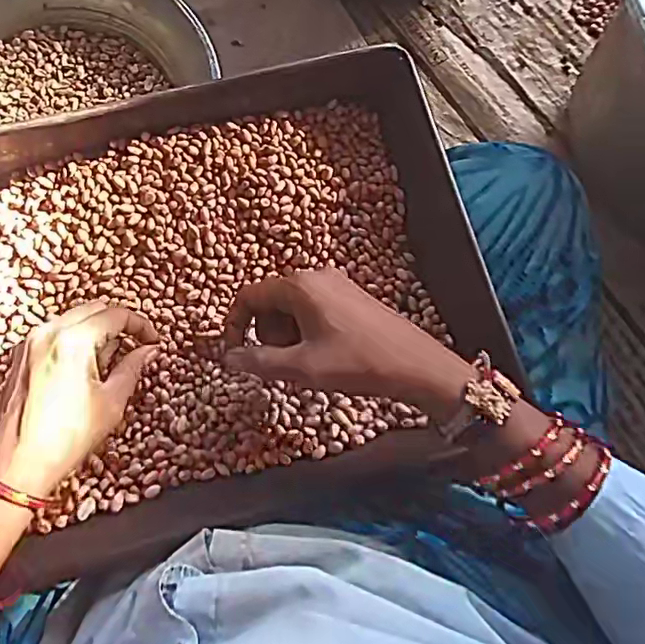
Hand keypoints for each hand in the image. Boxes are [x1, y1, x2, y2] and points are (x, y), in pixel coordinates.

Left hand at [0, 301, 158, 499]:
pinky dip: (74, 340)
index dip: (141, 325)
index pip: (116, 314)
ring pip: (72, 319)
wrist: (14, 466)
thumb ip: (132, 368)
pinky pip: (54, 334)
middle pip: (93, 309)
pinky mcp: (19, 357)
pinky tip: (84, 369)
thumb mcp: (111, 402)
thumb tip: (148, 351)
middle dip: (118, 323)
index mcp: (72, 340)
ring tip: (110, 362)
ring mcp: (29, 343)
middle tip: (135, 345)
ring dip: (96, 331)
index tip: (152, 340)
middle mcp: (47, 333)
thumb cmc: (62, 440)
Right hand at [222, 268, 469, 411]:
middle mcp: (316, 276)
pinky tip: (323, 355)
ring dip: (286, 335)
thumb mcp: (303, 368)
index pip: (249, 296)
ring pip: (291, 307)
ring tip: (305, 363)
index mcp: (300, 286)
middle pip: (269, 301)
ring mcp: (336, 284)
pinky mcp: (351, 296)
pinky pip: (312, 308)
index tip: (236, 353)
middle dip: (265, 333)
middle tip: (281, 363)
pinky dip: (306, 331)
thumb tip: (229, 358)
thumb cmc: (358, 364)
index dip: (235, 325)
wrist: (415, 364)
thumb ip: (260, 361)